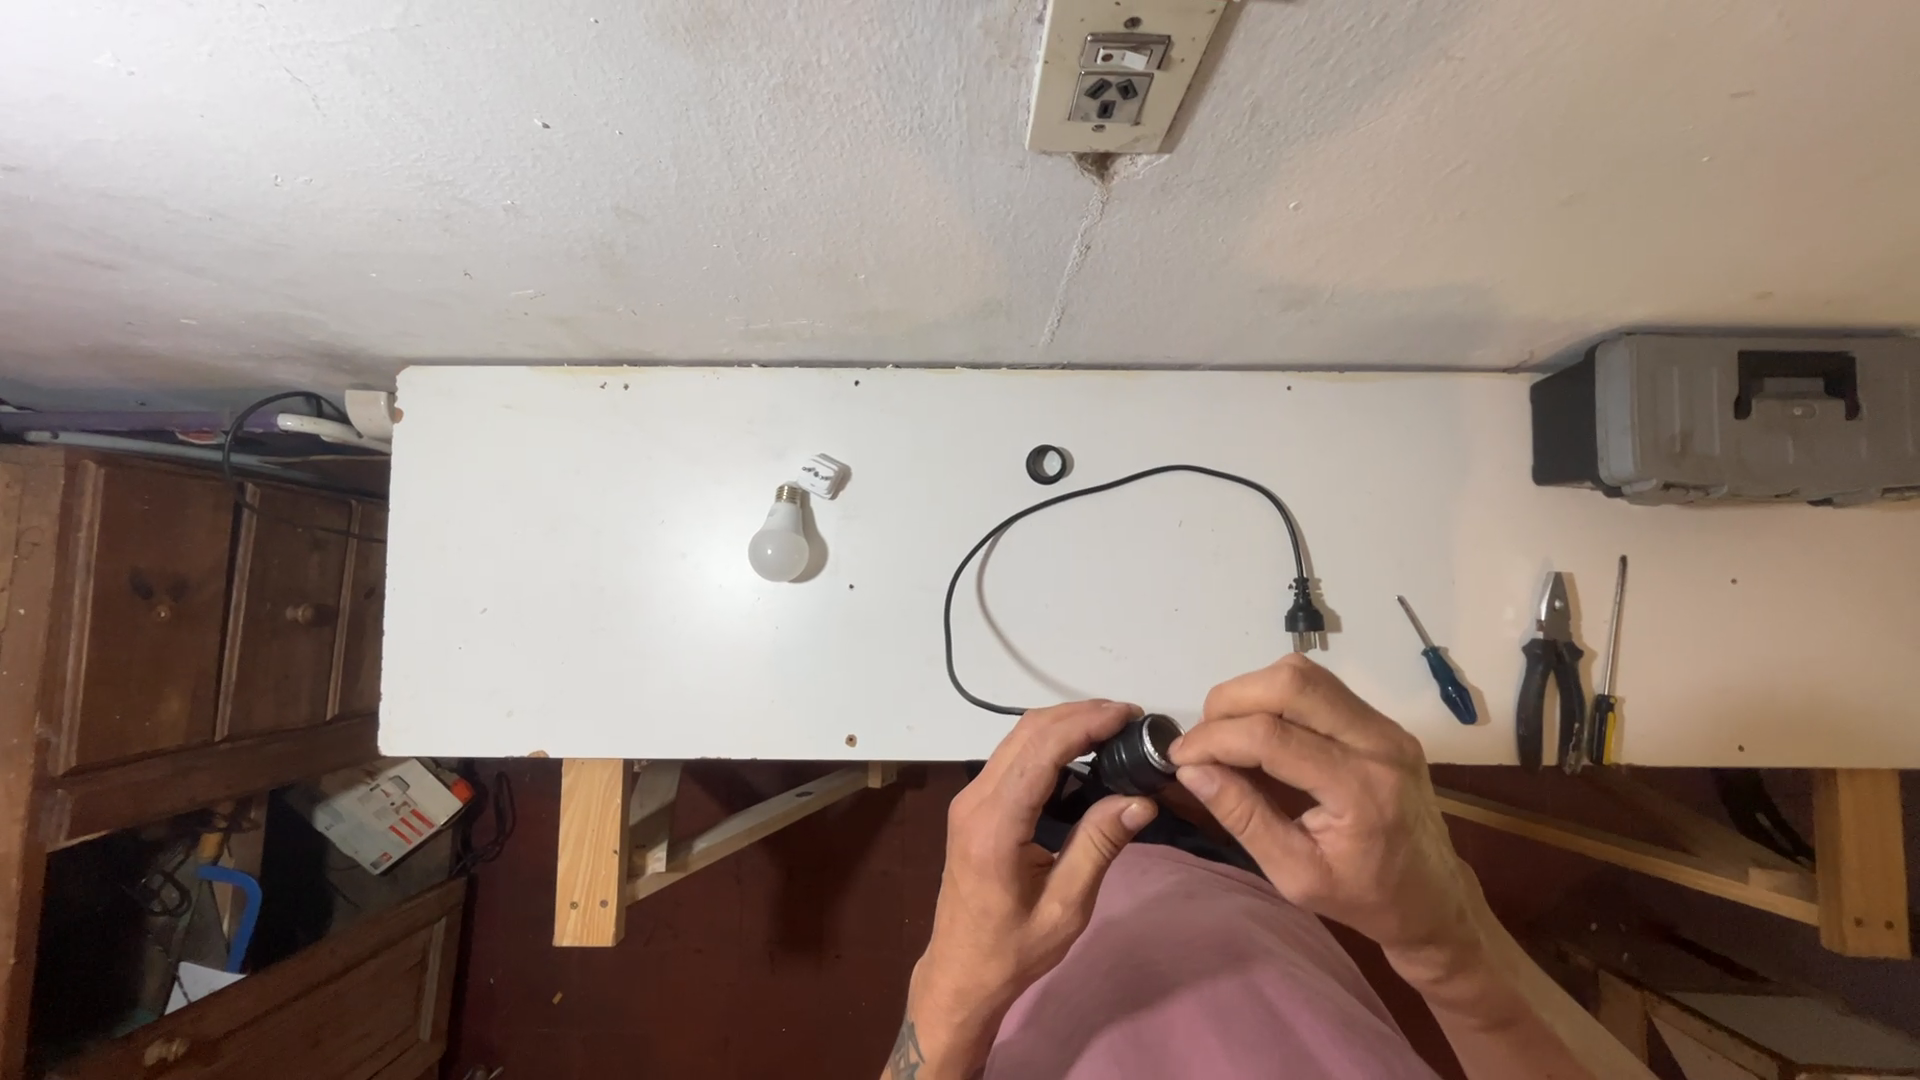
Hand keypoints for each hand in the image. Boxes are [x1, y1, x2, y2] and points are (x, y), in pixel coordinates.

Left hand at [901, 701, 1158, 1077]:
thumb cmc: (1014, 948)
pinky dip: (1048, 742)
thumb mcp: (1066, 905)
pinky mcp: (974, 802)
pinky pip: (1012, 755)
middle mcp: (975, 799)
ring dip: (1064, 723)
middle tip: (1127, 718)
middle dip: (1078, 714)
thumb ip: (1099, 845)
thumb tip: (1140, 799)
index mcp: (994, 824)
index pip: (1040, 751)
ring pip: (1017, 737)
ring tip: (1111, 728)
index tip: (1127, 715)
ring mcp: (970, 797)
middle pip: (1027, 731)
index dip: (1085, 723)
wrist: (961, 970)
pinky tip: (1081, 751)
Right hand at [1169, 655, 1487, 988]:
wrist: (1436, 900)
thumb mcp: (1295, 876)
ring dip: (1250, 693)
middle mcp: (1379, 744)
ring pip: (1302, 673)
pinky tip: (1259, 730)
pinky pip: (1317, 685)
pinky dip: (1273, 696)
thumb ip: (1242, 817)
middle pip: (1290, 683)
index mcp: (1361, 791)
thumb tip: (1190, 770)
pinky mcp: (1380, 721)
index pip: (1271, 737)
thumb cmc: (1365, 898)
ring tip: (1228, 733)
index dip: (1214, 740)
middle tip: (1204, 739)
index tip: (1179, 757)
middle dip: (1229, 702)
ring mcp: (1385, 726)